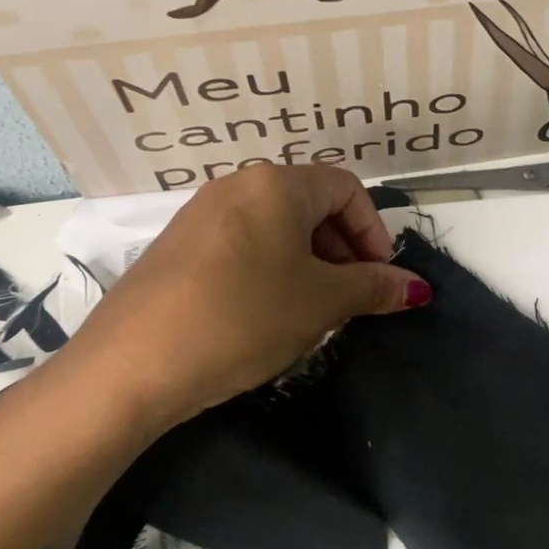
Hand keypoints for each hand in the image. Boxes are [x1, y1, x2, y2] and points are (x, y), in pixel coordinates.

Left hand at [58, 165, 428, 429]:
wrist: (132, 365)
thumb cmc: (243, 318)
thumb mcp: (320, 303)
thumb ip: (374, 287)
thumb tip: (416, 287)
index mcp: (275, 183)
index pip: (346, 188)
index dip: (374, 232)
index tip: (380, 279)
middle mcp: (235, 185)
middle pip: (309, 204)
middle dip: (342, 249)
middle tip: (350, 298)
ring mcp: (199, 215)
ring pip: (275, 227)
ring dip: (308, 263)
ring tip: (311, 311)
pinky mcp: (176, 248)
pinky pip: (242, 245)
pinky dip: (270, 270)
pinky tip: (265, 315)